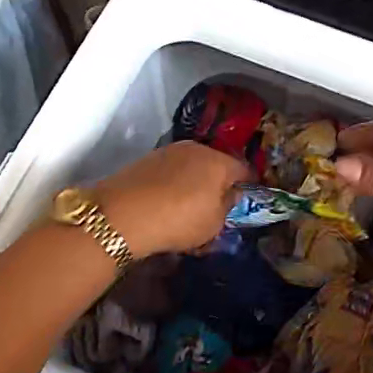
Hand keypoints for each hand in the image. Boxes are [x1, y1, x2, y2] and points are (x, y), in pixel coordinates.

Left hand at [95, 142, 251, 255]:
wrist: (122, 215)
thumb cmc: (179, 219)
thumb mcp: (214, 223)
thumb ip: (228, 206)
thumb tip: (231, 194)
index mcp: (219, 162)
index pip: (244, 170)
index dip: (249, 185)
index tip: (249, 199)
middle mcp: (195, 149)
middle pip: (215, 165)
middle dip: (219, 183)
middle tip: (218, 207)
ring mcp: (168, 152)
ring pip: (191, 167)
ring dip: (194, 184)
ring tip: (190, 207)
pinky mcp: (145, 160)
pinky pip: (170, 172)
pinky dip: (174, 185)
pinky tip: (168, 203)